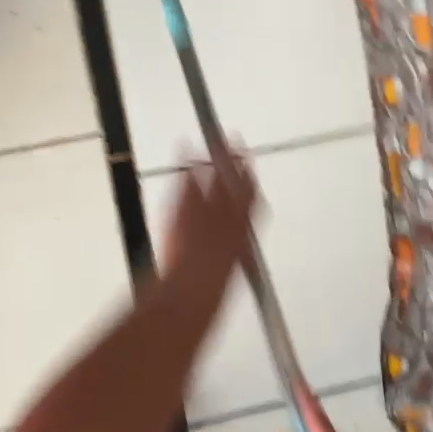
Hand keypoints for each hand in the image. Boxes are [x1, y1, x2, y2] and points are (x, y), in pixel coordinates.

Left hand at [157, 155, 255, 307]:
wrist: (188, 291)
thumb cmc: (209, 292)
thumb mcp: (228, 273)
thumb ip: (231, 252)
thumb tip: (231, 249)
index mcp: (240, 233)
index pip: (250, 202)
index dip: (250, 184)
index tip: (251, 171)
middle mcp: (226, 217)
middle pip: (233, 183)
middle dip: (236, 162)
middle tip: (238, 143)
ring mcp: (204, 210)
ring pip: (213, 177)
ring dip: (216, 157)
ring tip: (218, 140)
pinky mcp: (182, 209)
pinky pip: (185, 180)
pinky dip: (185, 162)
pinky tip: (183, 146)